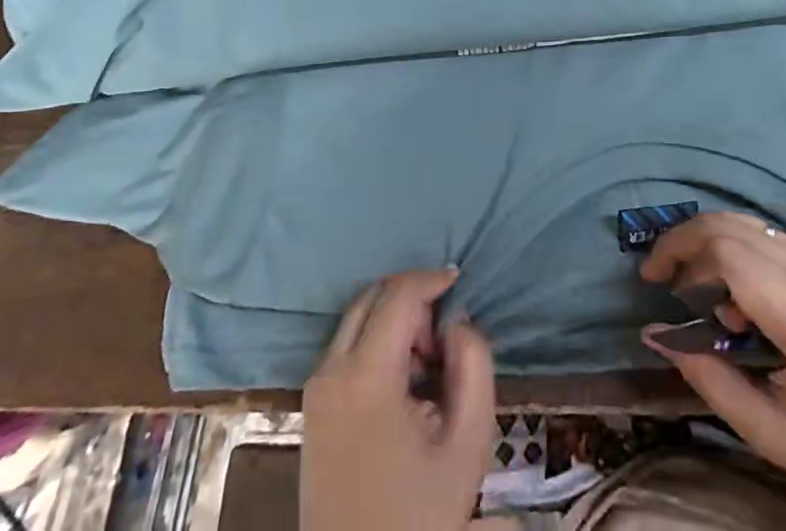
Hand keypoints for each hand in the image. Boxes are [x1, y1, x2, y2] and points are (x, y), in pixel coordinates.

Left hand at [301, 269, 494, 530]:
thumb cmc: (421, 511)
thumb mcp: (469, 439)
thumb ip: (474, 365)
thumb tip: (458, 322)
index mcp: (365, 378)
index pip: (397, 295)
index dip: (432, 279)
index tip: (462, 283)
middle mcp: (328, 371)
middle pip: (372, 298)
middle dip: (413, 300)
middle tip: (446, 340)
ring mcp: (314, 388)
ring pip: (358, 319)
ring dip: (396, 322)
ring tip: (429, 370)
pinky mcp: (312, 404)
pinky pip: (347, 346)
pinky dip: (379, 343)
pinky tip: (404, 385)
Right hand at [639, 214, 785, 530]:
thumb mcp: (772, 432)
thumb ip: (708, 377)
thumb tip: (656, 333)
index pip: (725, 251)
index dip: (679, 258)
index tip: (654, 287)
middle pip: (731, 225)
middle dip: (684, 241)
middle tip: (659, 277)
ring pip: (749, 225)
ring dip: (709, 242)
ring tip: (689, 286)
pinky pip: (770, 239)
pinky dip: (735, 250)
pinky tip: (730, 293)